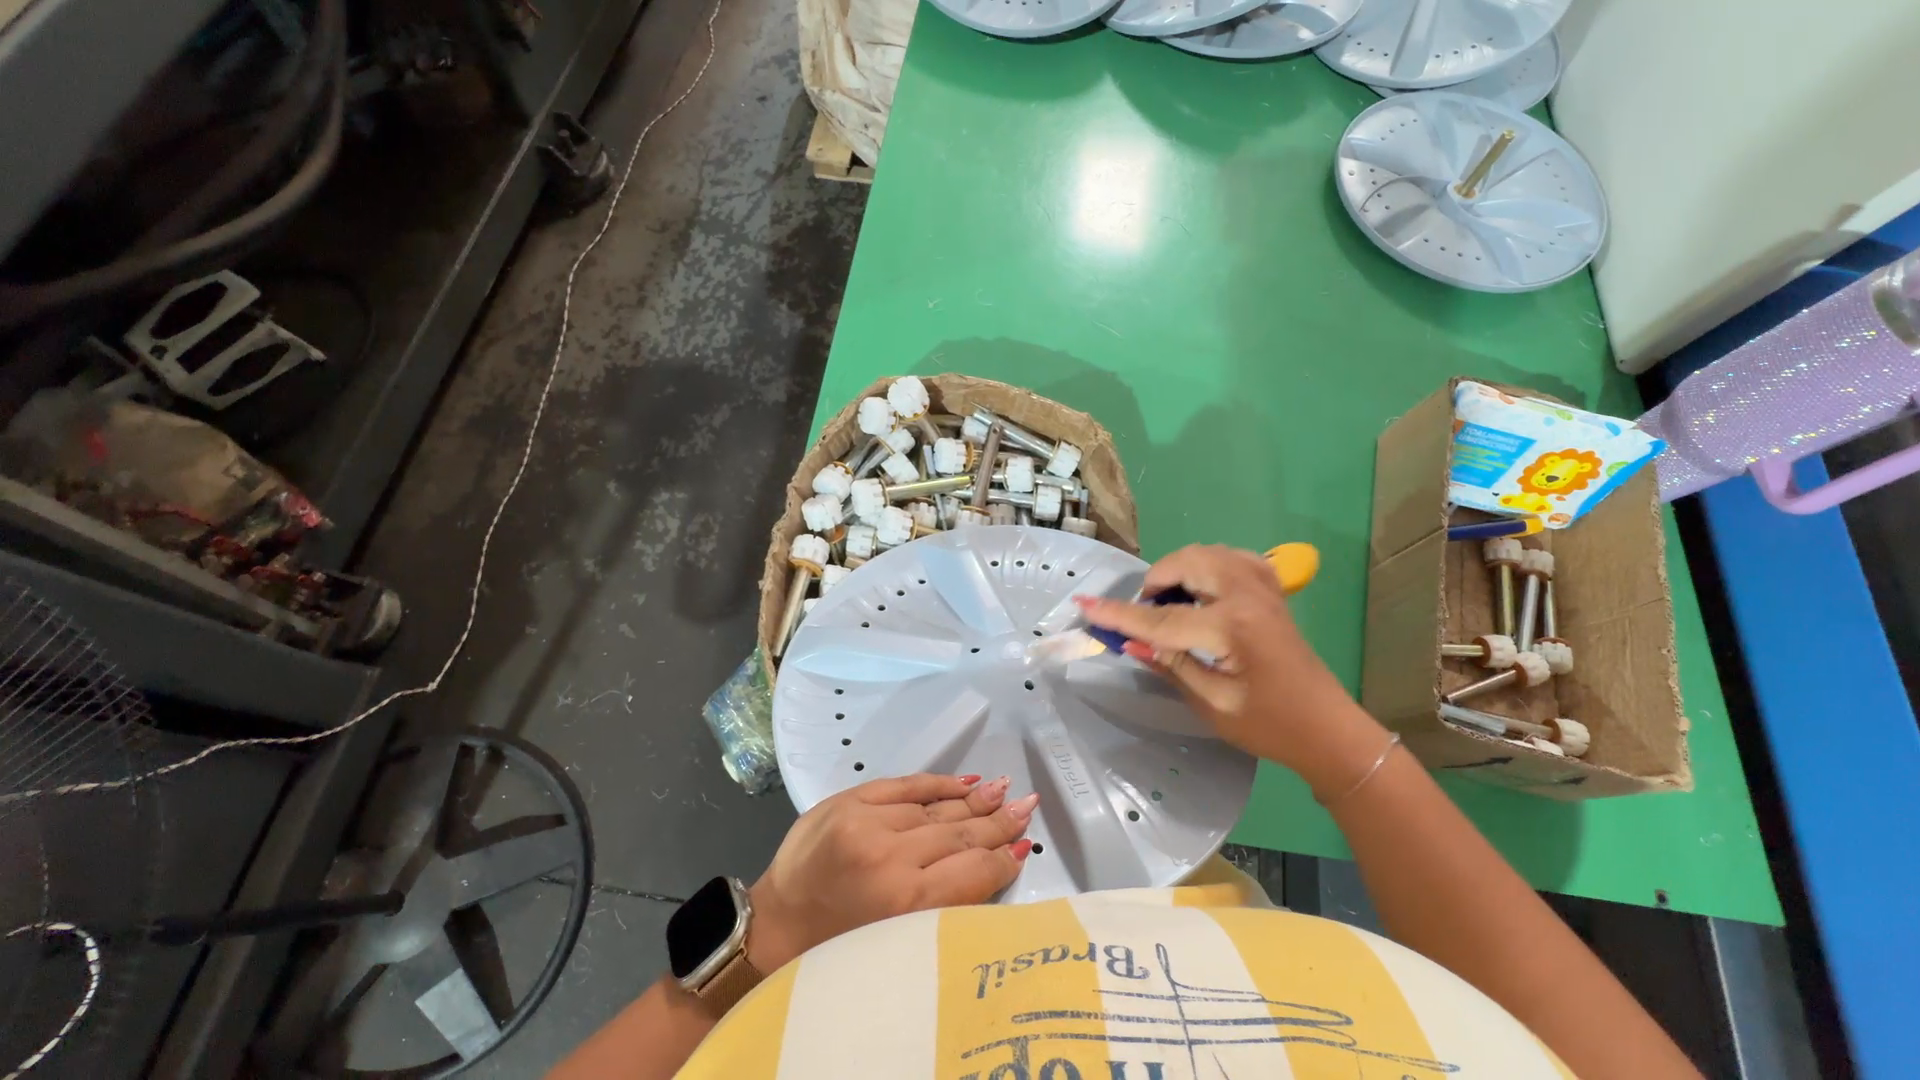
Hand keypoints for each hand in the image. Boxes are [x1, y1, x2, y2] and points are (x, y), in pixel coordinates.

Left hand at [746, 774, 1034, 970]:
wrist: (776, 927)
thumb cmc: (840, 948)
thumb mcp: (900, 939)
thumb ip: (949, 902)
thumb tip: (996, 860)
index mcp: (905, 904)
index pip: (973, 871)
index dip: (1003, 857)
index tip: (1024, 846)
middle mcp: (891, 857)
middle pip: (959, 834)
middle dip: (997, 822)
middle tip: (1028, 807)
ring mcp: (867, 823)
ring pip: (936, 808)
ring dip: (974, 800)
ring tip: (1004, 790)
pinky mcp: (848, 801)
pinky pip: (905, 785)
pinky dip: (937, 783)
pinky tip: (964, 781)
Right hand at [1076, 544, 1390, 796]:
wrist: (1327, 728)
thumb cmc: (1270, 726)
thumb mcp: (1212, 704)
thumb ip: (1171, 665)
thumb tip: (1130, 641)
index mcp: (1232, 628)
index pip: (1162, 618)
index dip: (1119, 615)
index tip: (1084, 606)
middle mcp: (1248, 595)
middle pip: (1186, 564)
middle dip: (1156, 583)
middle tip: (1145, 616)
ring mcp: (1264, 587)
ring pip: (1208, 553)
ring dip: (1179, 570)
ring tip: (1169, 604)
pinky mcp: (1272, 590)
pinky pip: (1231, 557)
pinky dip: (1207, 566)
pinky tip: (1202, 591)